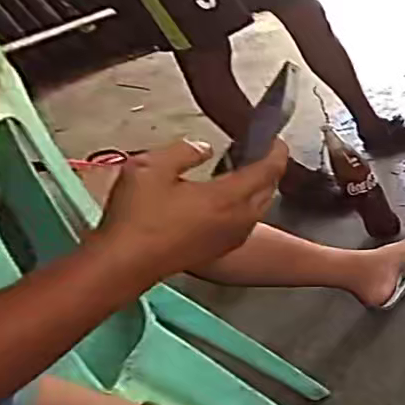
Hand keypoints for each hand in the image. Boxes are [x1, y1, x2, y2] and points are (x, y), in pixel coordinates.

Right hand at [93, 138, 286, 280]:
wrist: (126, 262)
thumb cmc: (137, 217)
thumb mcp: (150, 169)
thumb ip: (182, 152)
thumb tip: (203, 148)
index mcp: (231, 196)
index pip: (269, 169)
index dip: (277, 152)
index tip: (276, 141)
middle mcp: (243, 216)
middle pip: (269, 187)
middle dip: (268, 168)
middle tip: (256, 154)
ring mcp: (237, 234)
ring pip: (261, 204)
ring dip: (258, 187)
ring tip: (241, 172)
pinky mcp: (227, 246)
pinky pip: (248, 219)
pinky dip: (247, 204)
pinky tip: (226, 200)